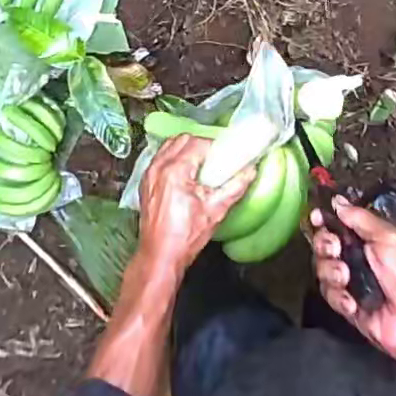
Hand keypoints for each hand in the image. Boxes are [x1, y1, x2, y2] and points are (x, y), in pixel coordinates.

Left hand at [137, 134, 256, 272]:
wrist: (160, 256)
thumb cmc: (185, 236)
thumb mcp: (216, 210)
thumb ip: (235, 187)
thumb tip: (250, 171)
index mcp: (175, 170)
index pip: (199, 143)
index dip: (215, 147)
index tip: (226, 156)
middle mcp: (159, 167)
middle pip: (183, 140)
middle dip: (201, 145)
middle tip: (215, 159)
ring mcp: (149, 173)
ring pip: (169, 146)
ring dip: (186, 148)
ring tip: (201, 165)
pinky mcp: (145, 182)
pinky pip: (160, 157)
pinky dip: (173, 157)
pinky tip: (184, 173)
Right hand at [311, 197, 395, 363]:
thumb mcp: (389, 239)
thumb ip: (361, 219)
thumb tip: (339, 202)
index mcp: (373, 239)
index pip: (342, 223)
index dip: (326, 220)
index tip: (317, 218)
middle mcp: (360, 258)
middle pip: (325, 244)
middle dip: (325, 244)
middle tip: (334, 249)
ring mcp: (353, 282)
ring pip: (323, 268)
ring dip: (331, 271)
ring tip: (345, 278)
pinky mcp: (348, 305)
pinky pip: (330, 295)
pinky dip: (338, 297)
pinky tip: (351, 302)